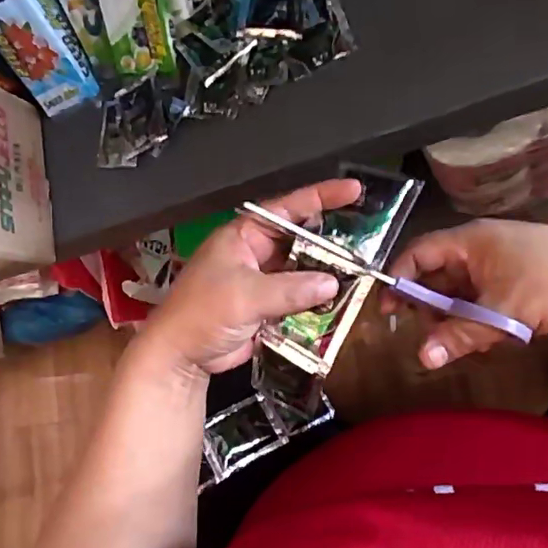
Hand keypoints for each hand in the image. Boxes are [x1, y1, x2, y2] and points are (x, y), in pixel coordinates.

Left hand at [138, 179, 363, 376]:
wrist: (181, 355)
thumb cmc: (203, 313)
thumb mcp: (247, 295)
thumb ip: (291, 288)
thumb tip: (332, 284)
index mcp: (243, 236)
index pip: (287, 209)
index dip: (321, 197)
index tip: (355, 191)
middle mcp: (254, 254)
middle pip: (300, 241)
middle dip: (330, 244)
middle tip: (366, 244)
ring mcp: (260, 282)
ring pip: (301, 273)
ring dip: (325, 278)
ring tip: (360, 278)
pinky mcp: (265, 308)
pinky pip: (297, 300)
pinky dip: (315, 304)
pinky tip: (339, 306)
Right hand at [386, 219, 547, 368]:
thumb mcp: (507, 313)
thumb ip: (461, 335)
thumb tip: (420, 358)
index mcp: (470, 241)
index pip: (416, 254)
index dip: (397, 279)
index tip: (388, 311)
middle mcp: (478, 247)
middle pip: (434, 276)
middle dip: (430, 307)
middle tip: (434, 334)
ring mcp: (498, 262)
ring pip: (458, 291)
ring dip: (457, 317)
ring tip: (470, 340)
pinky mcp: (515, 278)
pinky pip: (481, 298)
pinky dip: (479, 318)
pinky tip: (492, 336)